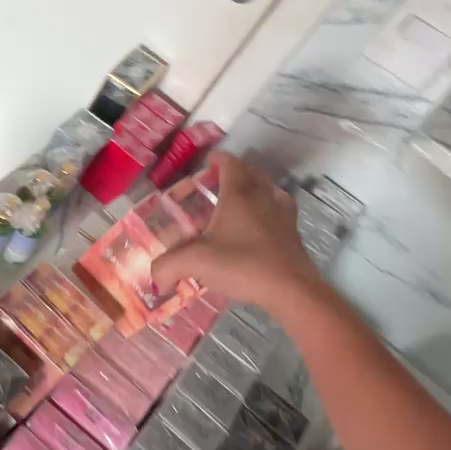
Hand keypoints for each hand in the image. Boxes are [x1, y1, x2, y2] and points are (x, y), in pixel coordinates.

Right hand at [153, 153, 331, 310]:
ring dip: (257, 189)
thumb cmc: (241, 265)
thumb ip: (168, 266)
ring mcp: (283, 216)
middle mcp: (262, 199)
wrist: (290, 290)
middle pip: (253, 173)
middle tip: (219, 183)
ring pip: (272, 191)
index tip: (208, 162)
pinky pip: (282, 213)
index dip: (219, 159)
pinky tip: (262, 226)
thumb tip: (156, 278)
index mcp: (238, 196)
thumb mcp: (195, 263)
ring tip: (242, 202)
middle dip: (236, 172)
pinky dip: (270, 212)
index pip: (230, 164)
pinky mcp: (294, 236)